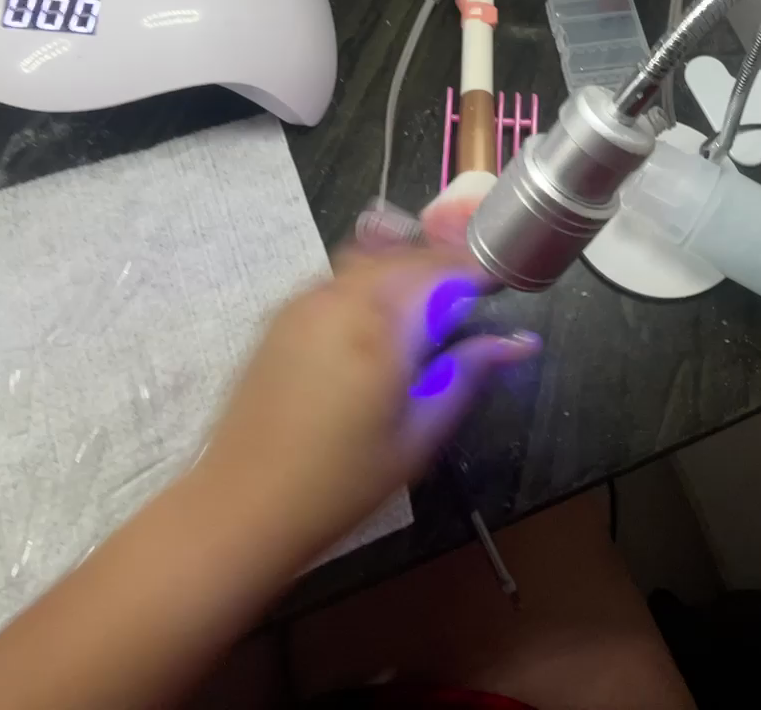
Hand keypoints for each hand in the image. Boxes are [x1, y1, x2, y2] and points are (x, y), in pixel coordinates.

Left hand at [195, 241, 537, 563]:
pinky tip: (376, 323)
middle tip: (468, 295)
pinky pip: (336, 279)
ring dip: (404, 270)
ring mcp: (304, 302)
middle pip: (404, 254)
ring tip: (426, 308)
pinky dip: (368, 283)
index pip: (441, 267)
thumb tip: (519, 343)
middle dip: (442, 265)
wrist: (240, 506)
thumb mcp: (420, 434)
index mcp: (380, 324)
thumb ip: (468, 374)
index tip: (500, 281)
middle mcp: (340, 297)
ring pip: (368, 260)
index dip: (476, 268)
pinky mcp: (280, 316)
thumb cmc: (341, 481)